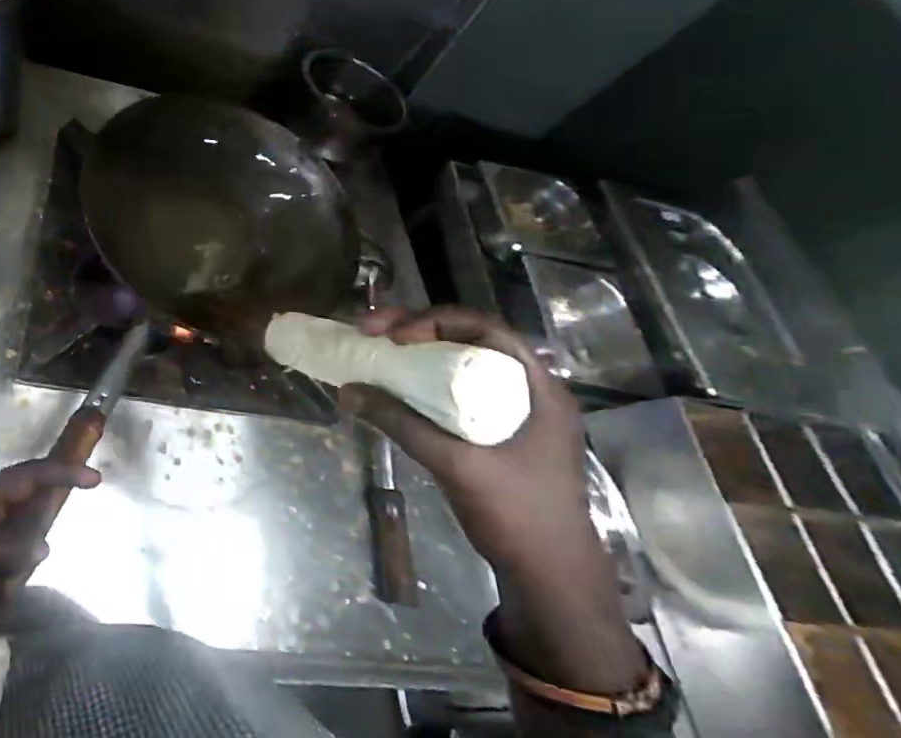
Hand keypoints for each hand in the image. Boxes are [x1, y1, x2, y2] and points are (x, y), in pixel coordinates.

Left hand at [0, 459, 99, 656]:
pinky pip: (3, 572)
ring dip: (12, 575)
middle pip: (27, 518)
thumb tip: (45, 542)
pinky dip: (0, 589)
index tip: (95, 479)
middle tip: (7, 577)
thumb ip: (4, 546)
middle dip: (28, 548)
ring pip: (18, 550)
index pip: (27, 477)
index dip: (61, 473)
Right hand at [336, 305, 591, 570]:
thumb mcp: (454, 464)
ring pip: (461, 363)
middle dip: (416, 329)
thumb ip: (401, 424)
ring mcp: (516, 411)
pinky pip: (458, 390)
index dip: (435, 321)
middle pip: (468, 340)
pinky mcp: (499, 432)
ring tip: (376, 350)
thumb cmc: (517, 514)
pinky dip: (425, 380)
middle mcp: (530, 389)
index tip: (396, 335)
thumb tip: (348, 390)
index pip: (485, 328)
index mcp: (539, 387)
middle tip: (371, 331)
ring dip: (417, 353)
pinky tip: (396, 387)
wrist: (552, 579)